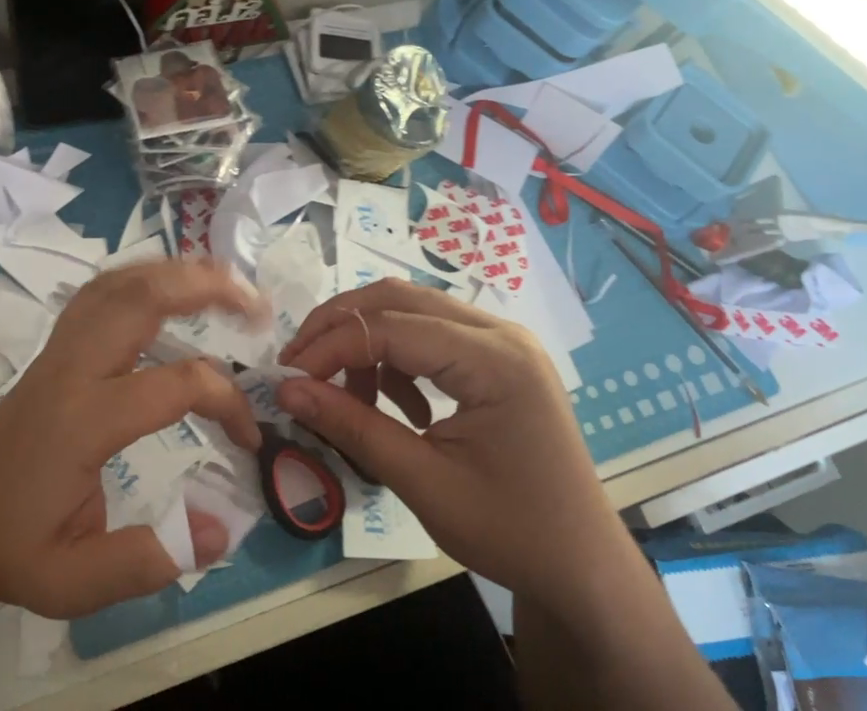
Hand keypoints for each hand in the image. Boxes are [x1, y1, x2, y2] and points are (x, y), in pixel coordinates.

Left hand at [0, 260, 266, 619]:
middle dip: (205, 288)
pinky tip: (166, 291)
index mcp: (83, 421)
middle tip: (257, 306)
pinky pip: (98, 296)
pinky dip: (139, 281)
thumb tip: (224, 529)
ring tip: (223, 282)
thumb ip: (148, 560)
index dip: (228, 403)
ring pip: (116, 286)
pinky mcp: (52, 356)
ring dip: (172, 273)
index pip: (176, 384)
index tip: (249, 441)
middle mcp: (70, 372)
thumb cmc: (16, 553)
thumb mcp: (77, 582)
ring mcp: (57, 355)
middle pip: (141, 299)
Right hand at [274, 279, 627, 614]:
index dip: (329, 347)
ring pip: (412, 311)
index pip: (389, 327)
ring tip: (347, 398)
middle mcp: (501, 334)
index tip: (285, 380)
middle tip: (298, 367)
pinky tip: (397, 407)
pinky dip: (397, 358)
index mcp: (494, 360)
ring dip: (366, 342)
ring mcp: (504, 343)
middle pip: (397, 299)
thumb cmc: (509, 531)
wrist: (581, 566)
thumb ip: (352, 426)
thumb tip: (285, 389)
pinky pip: (432, 335)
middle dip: (339, 327)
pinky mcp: (500, 359)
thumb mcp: (421, 481)